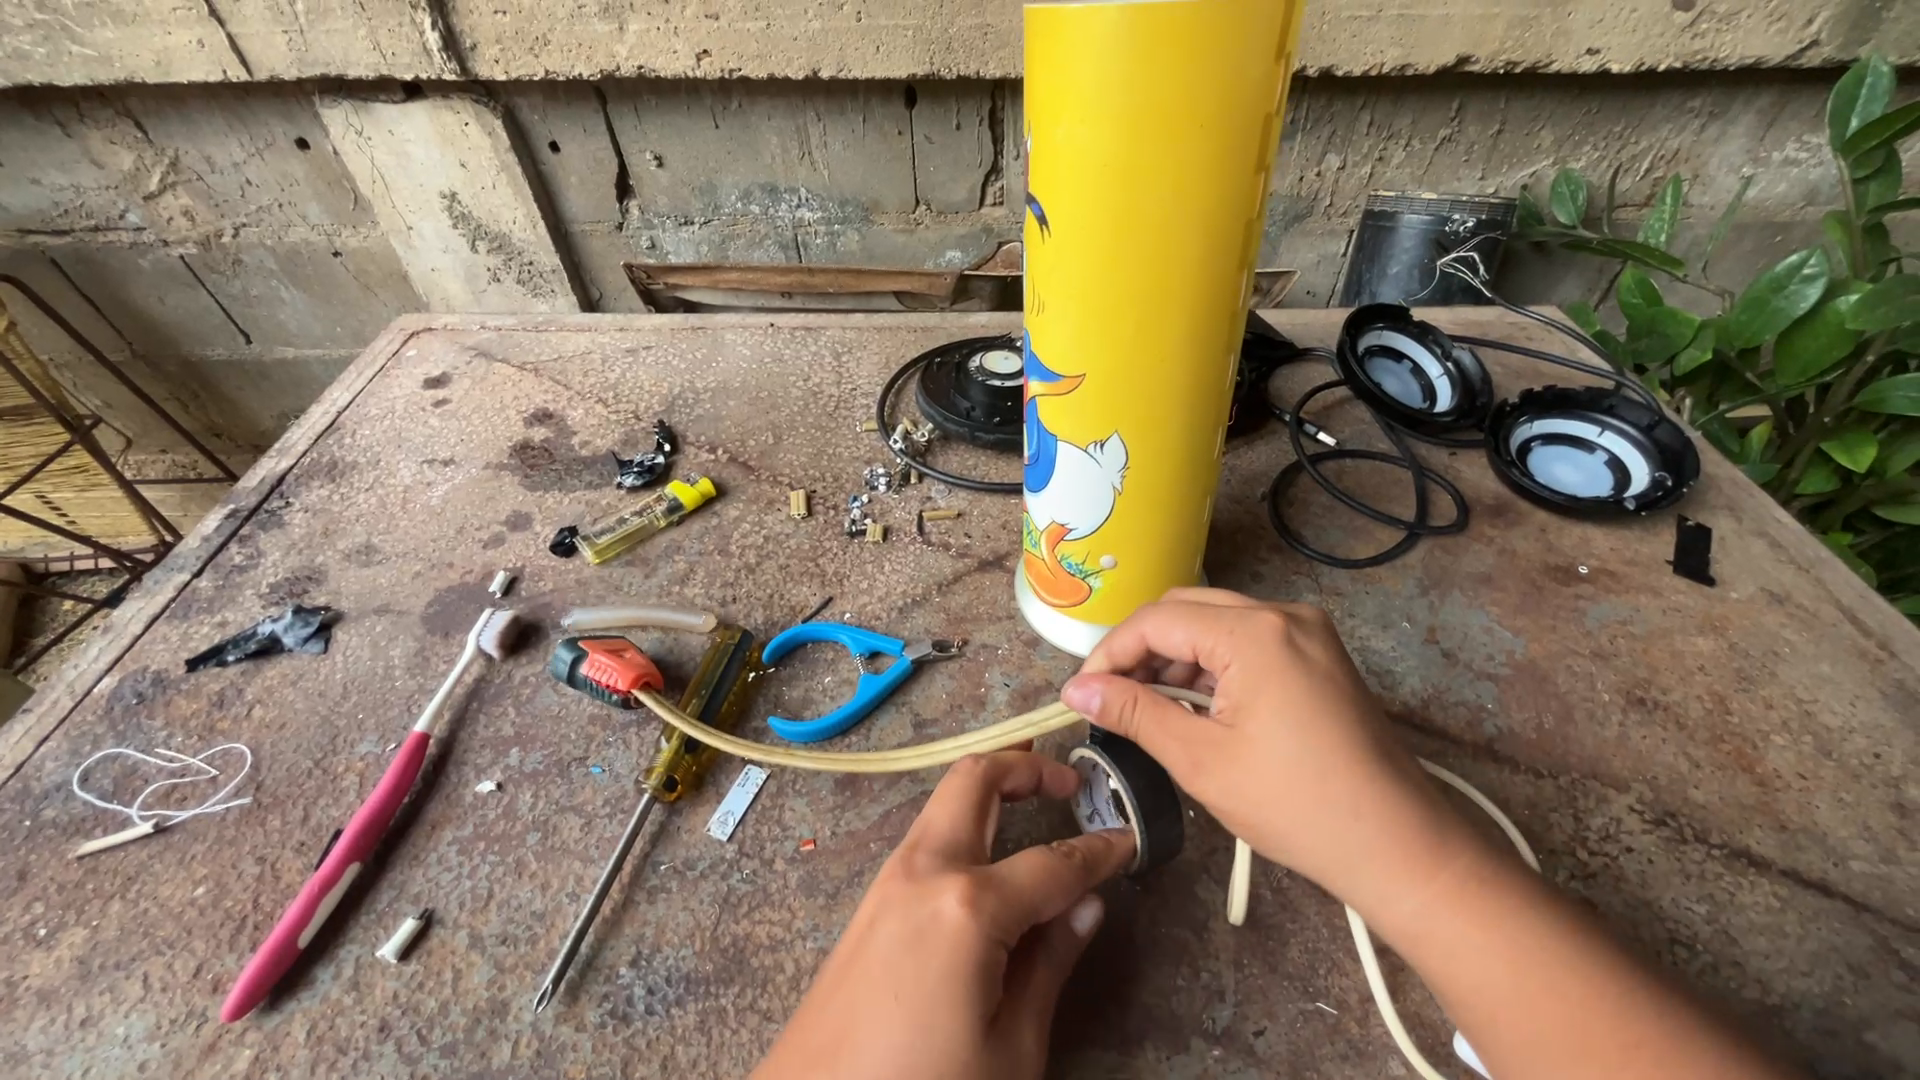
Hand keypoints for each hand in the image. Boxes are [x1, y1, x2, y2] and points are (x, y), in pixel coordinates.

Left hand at [753, 751, 1134, 1079]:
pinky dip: (963, 820)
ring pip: (944, 802)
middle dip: (1024, 765)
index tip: (1129, 838)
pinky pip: (926, 838)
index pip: (1053, 862)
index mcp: (969, 906)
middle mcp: (925, 870)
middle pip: (974, 782)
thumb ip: (1050, 964)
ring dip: (989, 786)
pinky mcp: (871, 901)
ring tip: (1032, 795)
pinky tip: (986, 850)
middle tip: (1069, 779)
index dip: (1098, 851)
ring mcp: (889, 880)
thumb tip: (1087, 905)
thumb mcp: (1010, 1049)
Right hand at [1060, 587, 1483, 916]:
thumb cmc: (1295, 806)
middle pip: (1184, 609)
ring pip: (1214, 622)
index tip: (1082, 695)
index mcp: (1254, 632)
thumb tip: (1075, 690)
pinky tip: (1196, 706)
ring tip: (1151, 708)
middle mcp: (1283, 613)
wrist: (1398, 845)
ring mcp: (1306, 630)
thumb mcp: (1200, 760)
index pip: (1156, 620)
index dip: (1109, 653)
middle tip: (1111, 699)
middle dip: (1139, 650)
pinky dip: (1210, 664)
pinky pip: (1245, 640)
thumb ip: (1133, 713)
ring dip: (1174, 657)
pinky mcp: (1318, 653)